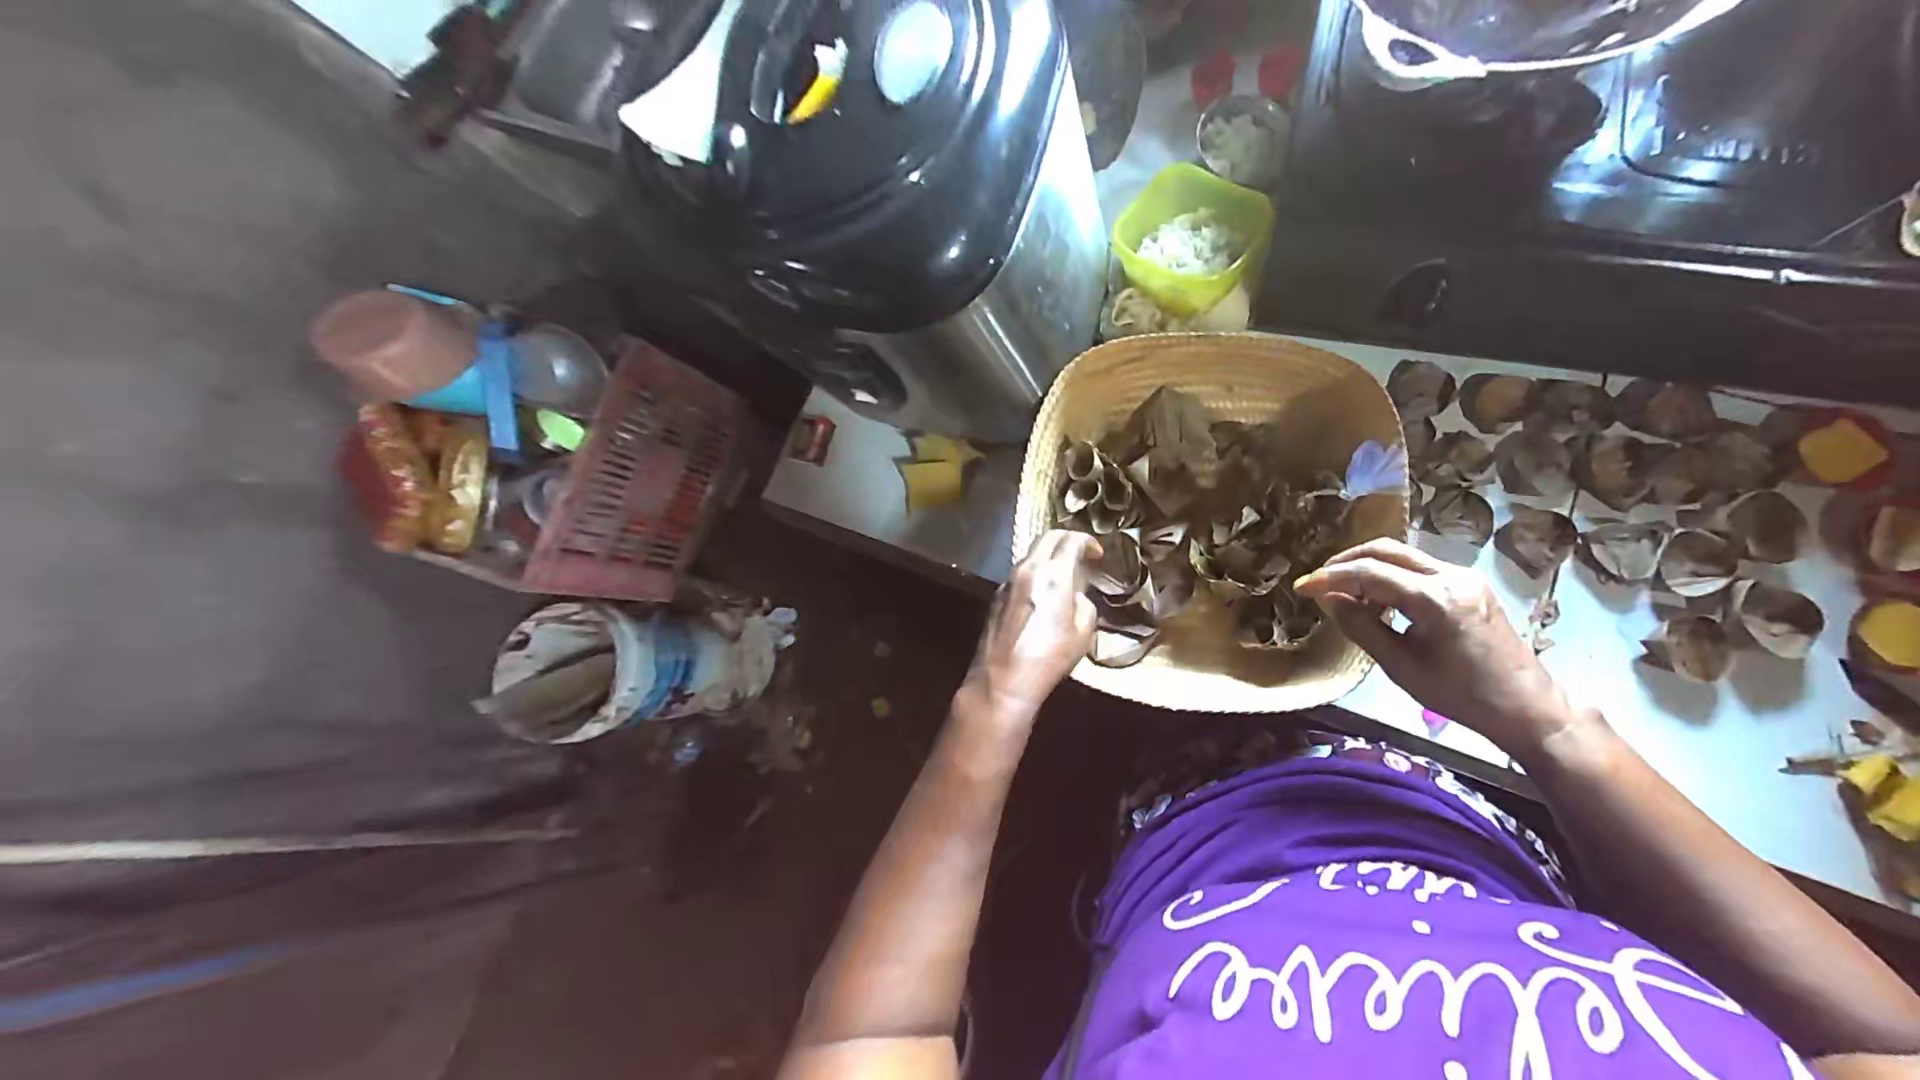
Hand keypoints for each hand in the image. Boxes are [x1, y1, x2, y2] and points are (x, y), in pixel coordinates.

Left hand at [961, 530, 1102, 724]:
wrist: (1003, 680)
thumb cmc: (1049, 658)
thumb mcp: (1082, 634)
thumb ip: (1085, 605)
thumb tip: (1077, 597)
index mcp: (1054, 574)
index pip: (1072, 540)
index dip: (1088, 542)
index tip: (1096, 553)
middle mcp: (1028, 569)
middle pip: (1048, 538)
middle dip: (1067, 540)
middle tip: (1080, 554)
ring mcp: (1008, 581)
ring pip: (1031, 555)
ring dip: (1049, 556)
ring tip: (1063, 574)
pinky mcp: (997, 596)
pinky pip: (1019, 574)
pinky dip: (1034, 573)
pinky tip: (1041, 593)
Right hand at [1294, 538, 1599, 757]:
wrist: (1527, 708)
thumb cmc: (1462, 696)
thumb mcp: (1400, 666)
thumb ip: (1361, 627)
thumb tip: (1329, 599)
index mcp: (1437, 600)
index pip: (1370, 574)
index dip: (1330, 578)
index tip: (1301, 588)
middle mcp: (1453, 577)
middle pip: (1386, 550)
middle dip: (1345, 562)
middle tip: (1318, 582)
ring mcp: (1464, 577)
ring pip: (1402, 555)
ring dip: (1366, 566)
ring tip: (1342, 591)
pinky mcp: (1469, 584)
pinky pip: (1417, 567)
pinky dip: (1388, 574)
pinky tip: (1375, 597)